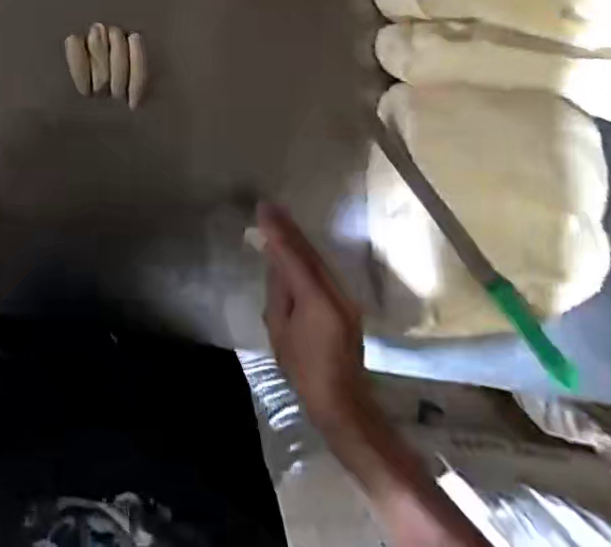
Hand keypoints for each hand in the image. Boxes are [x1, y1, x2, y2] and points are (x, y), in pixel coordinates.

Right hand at [257, 201, 371, 434]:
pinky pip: (323, 272)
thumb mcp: (279, 330)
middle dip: (288, 229)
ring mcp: (346, 299)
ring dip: (298, 239)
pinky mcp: (347, 306)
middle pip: (309, 253)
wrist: (344, 403)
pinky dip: (307, 256)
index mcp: (316, 300)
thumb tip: (276, 263)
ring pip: (318, 261)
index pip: (293, 257)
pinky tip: (296, 248)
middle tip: (269, 206)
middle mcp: (336, 293)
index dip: (277, 231)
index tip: (263, 209)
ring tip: (280, 219)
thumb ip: (279, 292)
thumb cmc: (304, 371)